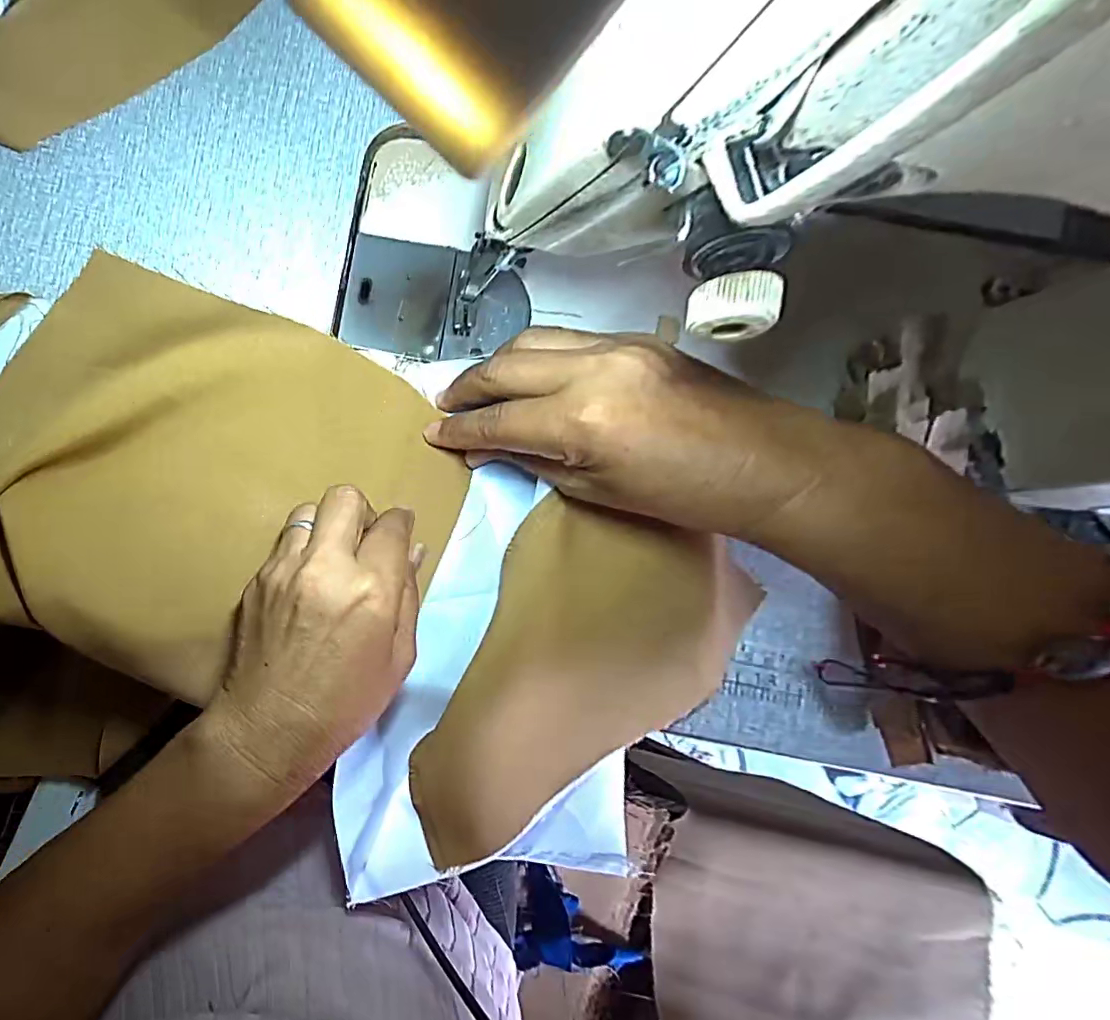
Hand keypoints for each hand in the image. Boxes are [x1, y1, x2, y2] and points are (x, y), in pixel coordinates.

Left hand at [205, 485, 422, 791]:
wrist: (269, 726)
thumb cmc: (344, 704)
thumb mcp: (397, 658)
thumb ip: (407, 596)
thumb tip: (411, 551)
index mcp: (369, 589)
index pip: (390, 524)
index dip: (400, 525)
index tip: (398, 534)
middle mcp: (323, 567)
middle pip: (343, 498)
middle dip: (360, 513)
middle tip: (363, 544)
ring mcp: (281, 569)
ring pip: (306, 514)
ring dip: (325, 529)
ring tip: (330, 563)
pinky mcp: (255, 579)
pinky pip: (283, 546)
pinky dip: (299, 554)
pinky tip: (303, 587)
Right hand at [423, 327, 843, 538]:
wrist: (770, 464)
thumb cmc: (678, 495)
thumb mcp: (590, 488)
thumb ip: (529, 459)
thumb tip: (483, 450)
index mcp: (580, 419)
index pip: (496, 420)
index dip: (458, 431)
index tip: (432, 434)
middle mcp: (592, 371)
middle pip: (503, 368)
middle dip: (465, 388)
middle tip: (445, 406)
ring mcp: (617, 348)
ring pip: (530, 341)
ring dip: (495, 364)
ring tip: (478, 387)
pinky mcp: (636, 340)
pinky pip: (565, 340)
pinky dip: (533, 357)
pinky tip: (527, 377)